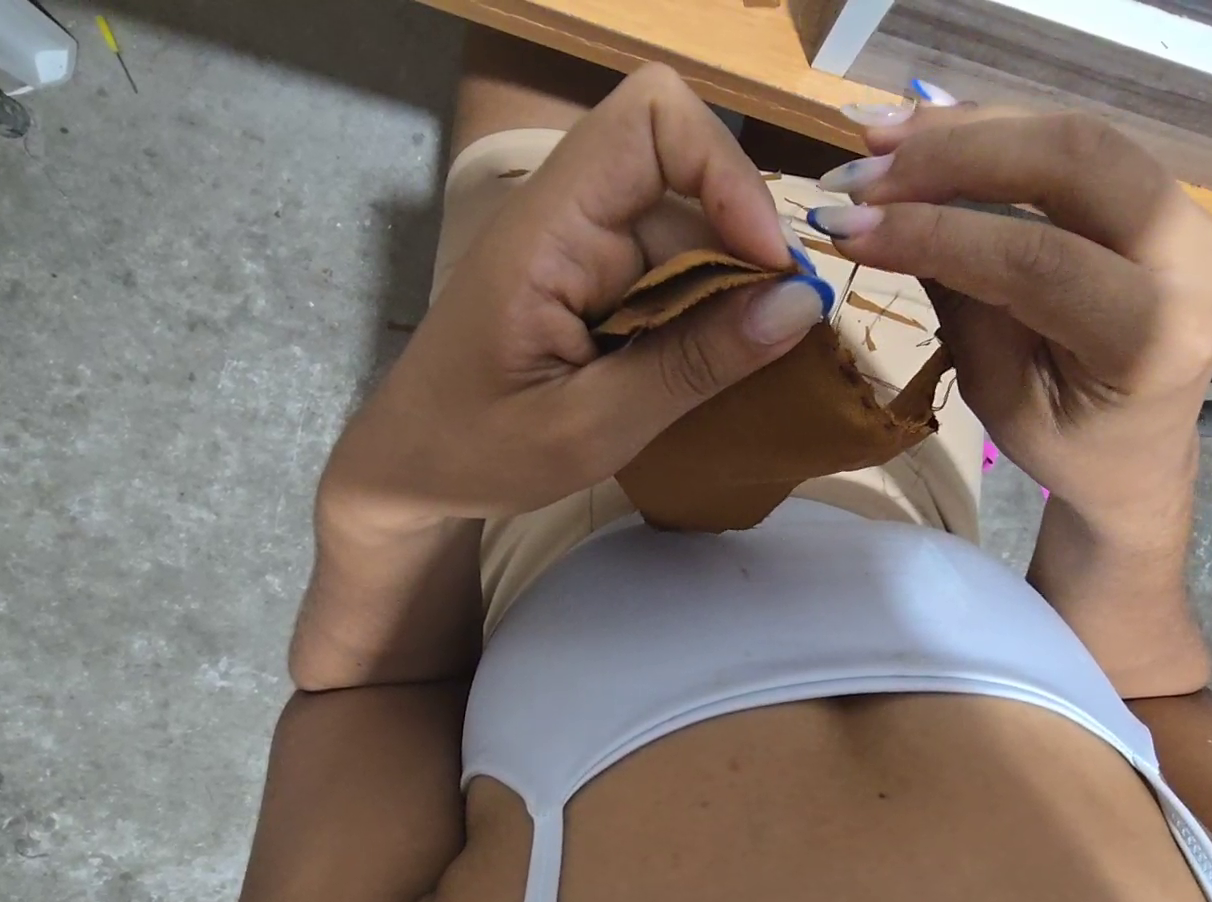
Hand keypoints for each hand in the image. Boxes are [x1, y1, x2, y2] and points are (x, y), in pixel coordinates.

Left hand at [317, 65, 830, 532]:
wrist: (410, 470)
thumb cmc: (476, 454)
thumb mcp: (590, 427)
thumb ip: (691, 365)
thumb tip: (801, 304)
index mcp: (549, 232)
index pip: (651, 121)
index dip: (725, 172)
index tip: (767, 264)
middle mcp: (569, 220)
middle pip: (688, 189)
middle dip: (744, 260)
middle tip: (772, 345)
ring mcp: (580, 252)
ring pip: (689, 238)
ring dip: (727, 299)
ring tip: (734, 373)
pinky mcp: (591, 286)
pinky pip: (671, 277)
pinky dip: (703, 319)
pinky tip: (703, 370)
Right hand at [807, 107, 1211, 530]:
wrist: (1139, 452)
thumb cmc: (1068, 448)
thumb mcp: (1001, 400)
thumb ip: (963, 308)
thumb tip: (891, 226)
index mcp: (1151, 340)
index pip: (1039, 261)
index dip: (938, 233)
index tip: (848, 226)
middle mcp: (1194, 261)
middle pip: (1076, 160)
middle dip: (956, 155)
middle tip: (864, 173)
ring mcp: (1192, 217)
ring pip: (1074, 138)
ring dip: (967, 132)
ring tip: (879, 142)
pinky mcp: (1168, 198)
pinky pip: (1076, 148)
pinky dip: (995, 135)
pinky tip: (927, 134)